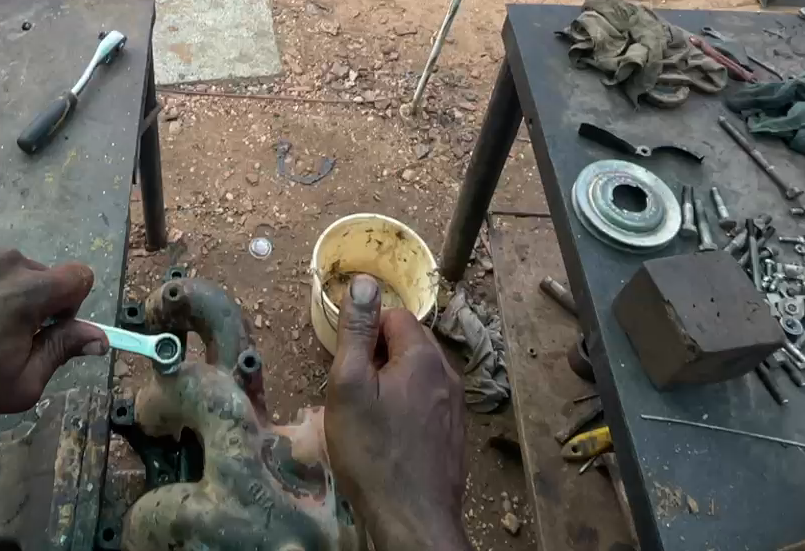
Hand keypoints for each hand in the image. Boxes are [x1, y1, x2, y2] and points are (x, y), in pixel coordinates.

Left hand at [0, 247, 109, 422]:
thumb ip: (65, 349)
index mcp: (30, 291)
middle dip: (36, 301)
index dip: (71, 304)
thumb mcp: (26, 381)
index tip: (47, 328)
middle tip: (7, 335)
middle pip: (43, 274)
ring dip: (8, 290)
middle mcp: (7, 262)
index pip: (79, 276)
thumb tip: (100, 338)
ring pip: (12, 268)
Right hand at [325, 274, 468, 550]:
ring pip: (417, 372)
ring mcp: (455, 407)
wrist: (413, 524)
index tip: (349, 363)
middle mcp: (448, 374)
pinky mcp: (454, 435)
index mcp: (424, 356)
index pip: (393, 314)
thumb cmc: (373, 451)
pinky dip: (406, 405)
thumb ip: (357, 330)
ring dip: (392, 381)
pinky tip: (390, 435)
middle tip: (355, 389)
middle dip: (379, 354)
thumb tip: (364, 281)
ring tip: (369, 414)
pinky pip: (426, 400)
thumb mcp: (350, 384)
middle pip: (408, 341)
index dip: (366, 333)